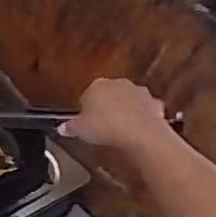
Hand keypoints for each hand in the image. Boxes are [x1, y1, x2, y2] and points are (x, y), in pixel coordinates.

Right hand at [59, 78, 173, 149]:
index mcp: (97, 86)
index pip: (87, 95)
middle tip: (101, 126)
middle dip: (106, 107)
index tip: (85, 122)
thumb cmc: (105, 126)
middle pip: (108, 95)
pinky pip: (144, 109)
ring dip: (124, 110)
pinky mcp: (154, 102)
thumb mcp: (80, 129)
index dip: (85, 110)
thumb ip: (70, 127)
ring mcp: (138, 91)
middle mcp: (118, 83)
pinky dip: (141, 117)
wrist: (139, 132)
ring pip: (127, 100)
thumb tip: (61, 128)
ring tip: (119, 129)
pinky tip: (136, 130)